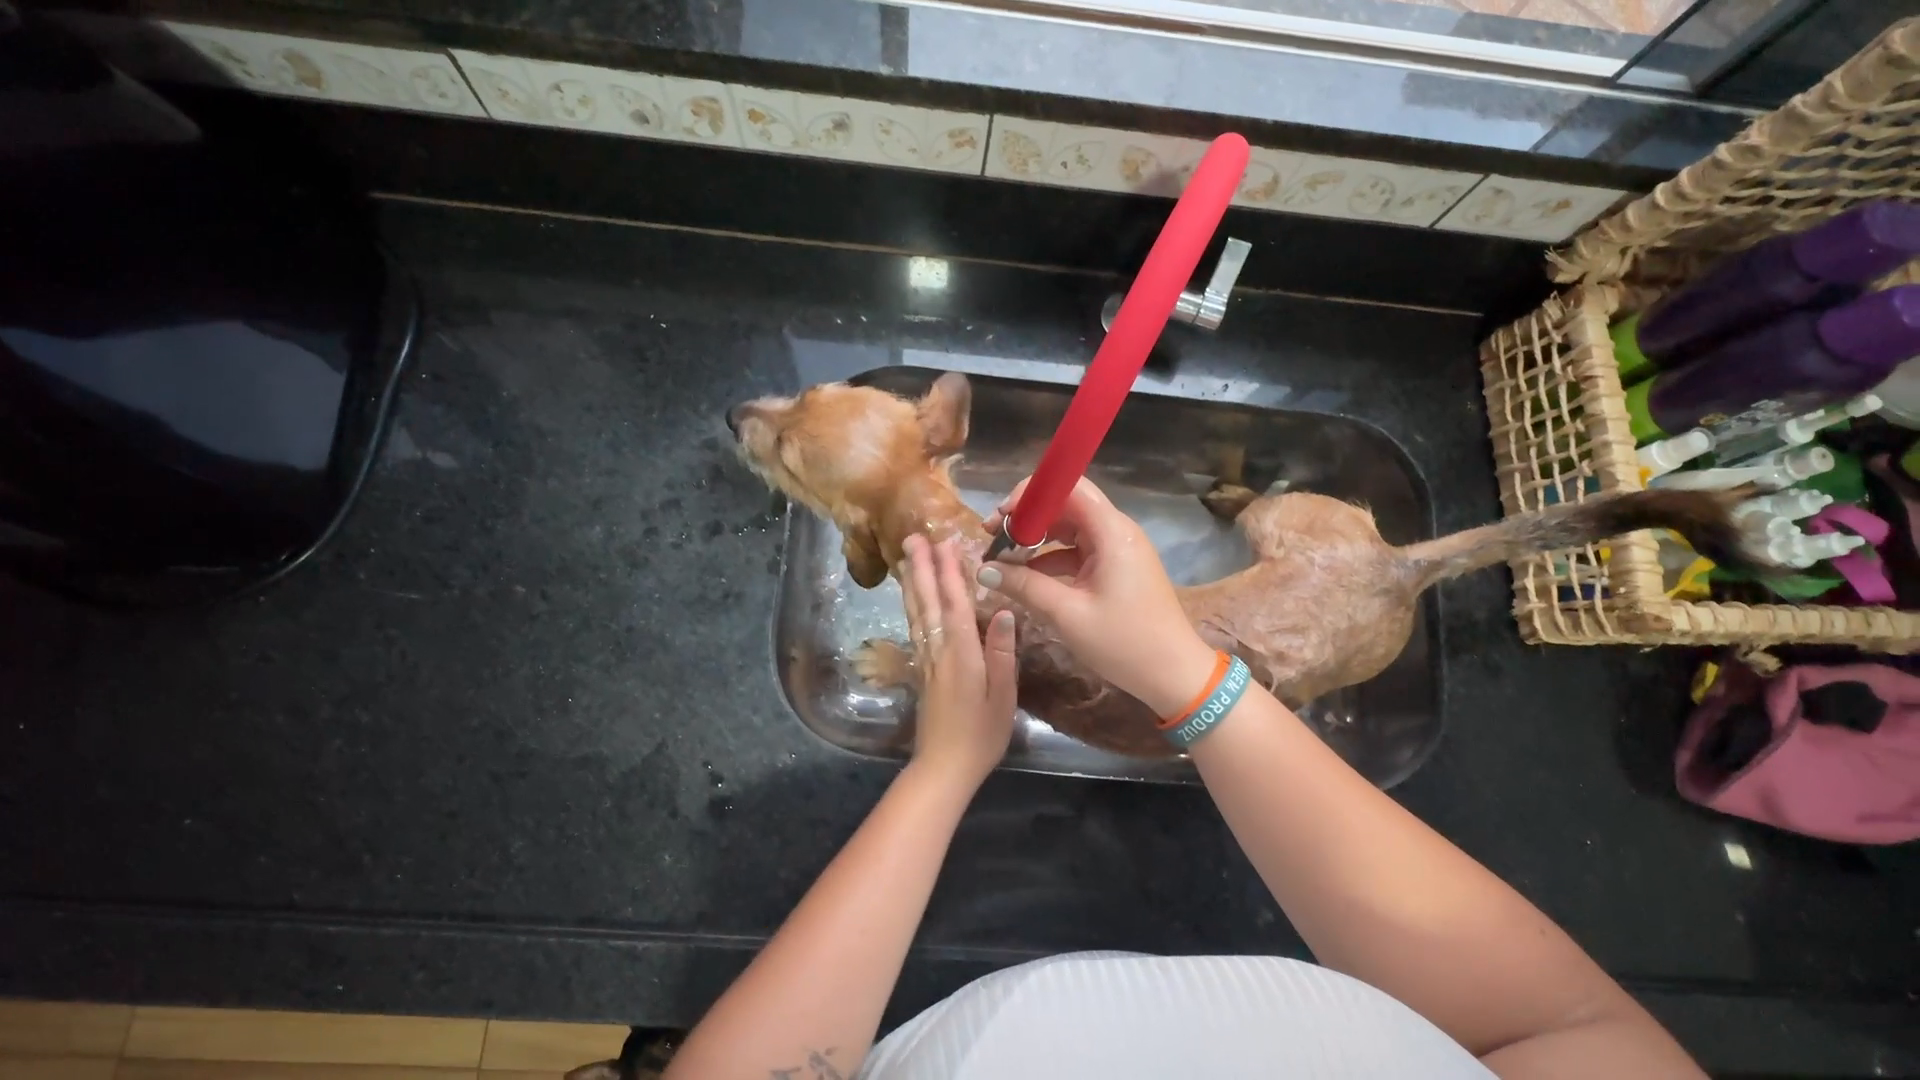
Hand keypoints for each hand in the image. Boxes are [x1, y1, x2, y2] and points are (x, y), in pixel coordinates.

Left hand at [900, 533, 1017, 789]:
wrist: (943, 768)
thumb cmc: (980, 735)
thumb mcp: (1002, 696)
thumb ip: (1002, 653)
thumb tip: (1006, 612)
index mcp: (961, 653)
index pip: (955, 604)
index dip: (949, 571)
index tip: (946, 542)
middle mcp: (939, 651)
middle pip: (927, 601)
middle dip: (921, 568)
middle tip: (914, 537)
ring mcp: (927, 660)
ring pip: (917, 613)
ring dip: (913, 582)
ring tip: (907, 557)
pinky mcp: (922, 672)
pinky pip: (916, 629)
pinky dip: (913, 607)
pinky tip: (912, 599)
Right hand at [978, 477, 1216, 716]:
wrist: (1173, 674)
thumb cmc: (1124, 642)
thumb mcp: (1067, 614)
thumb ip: (1024, 586)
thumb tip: (983, 570)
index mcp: (1111, 532)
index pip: (1068, 487)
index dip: (1030, 494)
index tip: (1000, 519)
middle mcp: (1117, 531)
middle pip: (1066, 504)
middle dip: (1027, 518)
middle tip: (993, 540)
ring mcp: (1118, 549)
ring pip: (1069, 528)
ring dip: (1036, 540)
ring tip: (1003, 561)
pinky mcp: (1116, 568)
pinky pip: (1077, 550)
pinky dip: (1051, 559)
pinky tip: (1026, 578)